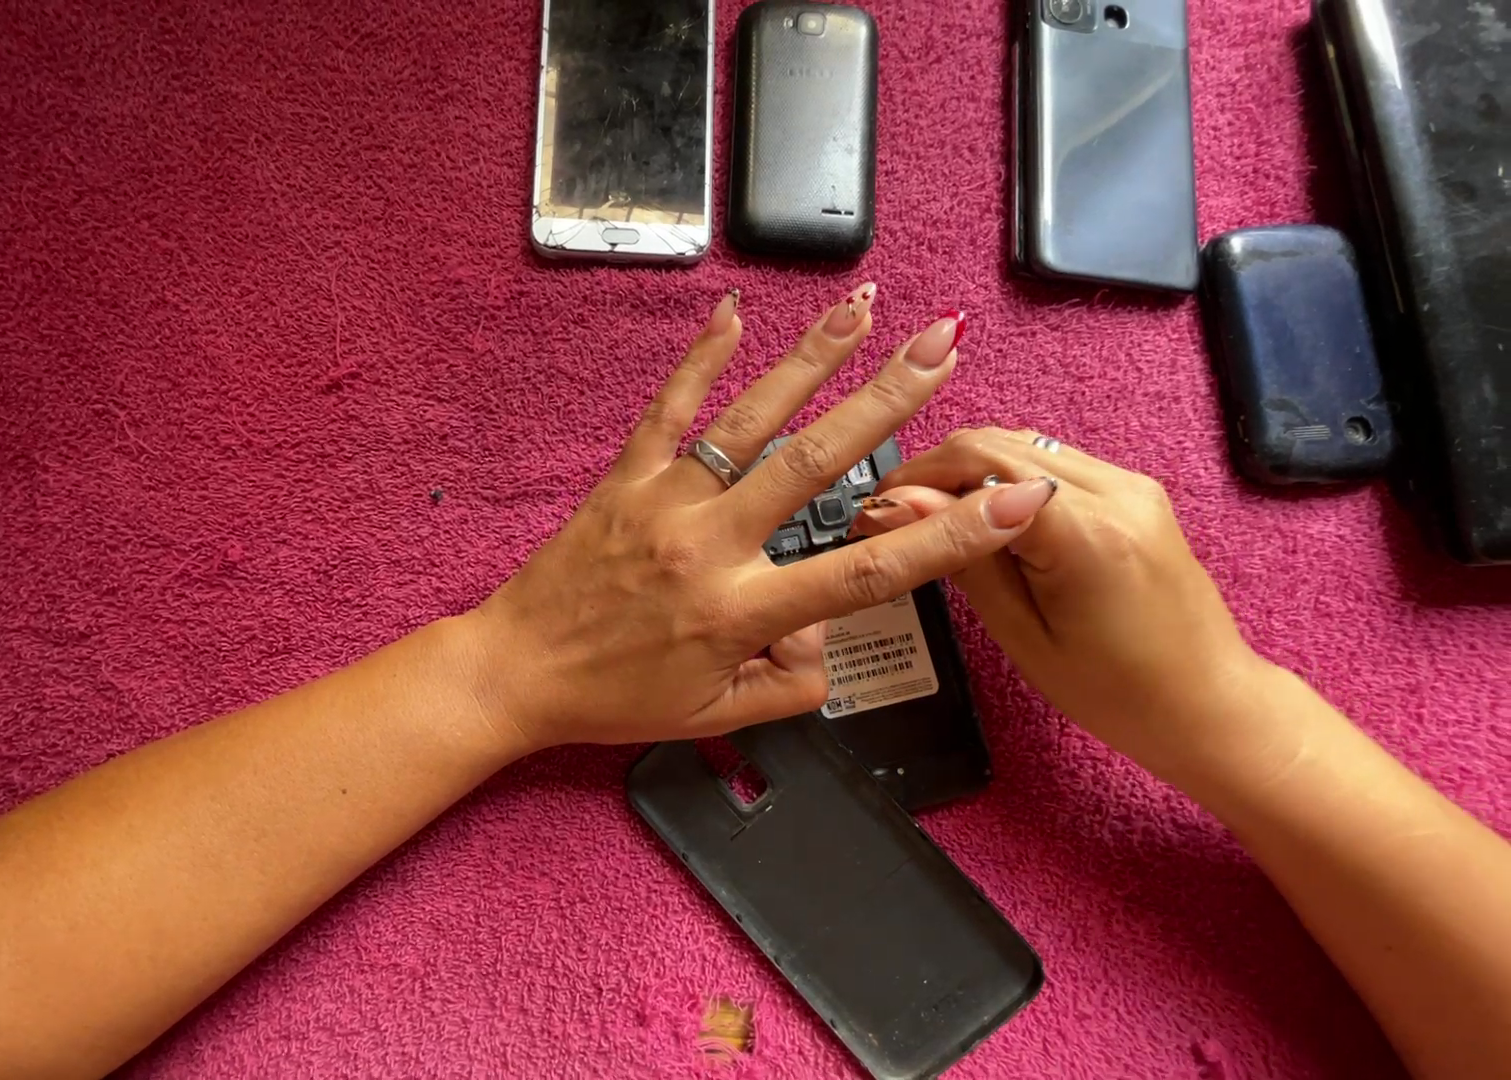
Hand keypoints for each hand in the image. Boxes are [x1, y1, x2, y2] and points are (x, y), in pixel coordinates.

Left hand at [468, 291, 1058, 751]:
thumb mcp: (713, 716)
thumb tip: (827, 631)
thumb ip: (787, 682)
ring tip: (864, 307)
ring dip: (810, 361)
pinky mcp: (622, 482)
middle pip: (814, 465)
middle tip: (945, 346)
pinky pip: (666, 412)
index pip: (867, 573)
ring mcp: (663, 503)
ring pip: (748, 422)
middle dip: (889, 400)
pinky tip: (732, 313)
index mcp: (739, 612)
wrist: (517, 670)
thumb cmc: (613, 700)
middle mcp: (709, 546)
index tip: (1016, 494)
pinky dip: (699, 361)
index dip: (951, 537)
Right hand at [872, 429, 1263, 769]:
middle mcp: (1116, 490)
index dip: (911, 481)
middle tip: (889, 517)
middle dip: (929, 471)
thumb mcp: (1018, 632)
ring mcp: (1130, 483)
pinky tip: (975, 515)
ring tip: (927, 517)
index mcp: (1087, 534)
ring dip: (961, 470)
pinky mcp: (1131, 490)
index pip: (976, 466)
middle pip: (993, 442)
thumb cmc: (1113, 690)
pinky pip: (1045, 460)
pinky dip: (996, 476)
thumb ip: (959, 556)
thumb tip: (894, 506)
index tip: (870, 515)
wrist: (1210, 703)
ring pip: (1016, 442)